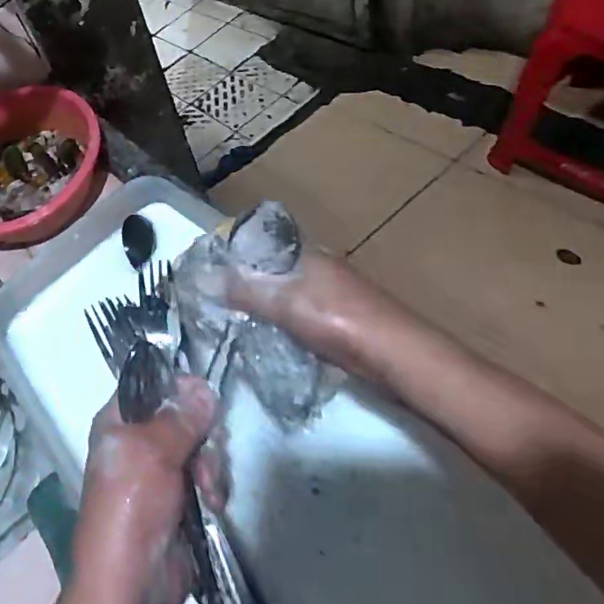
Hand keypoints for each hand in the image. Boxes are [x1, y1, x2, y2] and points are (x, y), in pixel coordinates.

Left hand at [60, 377, 218, 603]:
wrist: (133, 573)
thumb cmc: (129, 502)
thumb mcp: (150, 451)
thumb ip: (176, 419)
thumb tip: (199, 385)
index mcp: (117, 421)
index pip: (147, 386)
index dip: (174, 385)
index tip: (204, 391)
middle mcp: (137, 441)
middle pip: (181, 420)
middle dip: (201, 439)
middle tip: (204, 460)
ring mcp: (159, 472)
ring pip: (198, 451)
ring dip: (210, 470)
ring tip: (206, 493)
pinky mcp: (181, 501)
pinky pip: (206, 481)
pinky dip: (213, 491)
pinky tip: (212, 506)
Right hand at [209, 249, 418, 383]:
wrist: (404, 362)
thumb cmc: (340, 322)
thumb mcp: (282, 304)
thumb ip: (241, 291)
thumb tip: (199, 278)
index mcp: (306, 253)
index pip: (258, 240)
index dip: (231, 251)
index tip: (205, 267)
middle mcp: (320, 265)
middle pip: (271, 266)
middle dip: (244, 278)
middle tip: (215, 295)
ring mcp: (335, 292)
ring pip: (286, 289)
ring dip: (264, 300)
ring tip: (236, 314)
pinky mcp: (345, 318)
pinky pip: (300, 309)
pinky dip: (283, 316)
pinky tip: (271, 330)